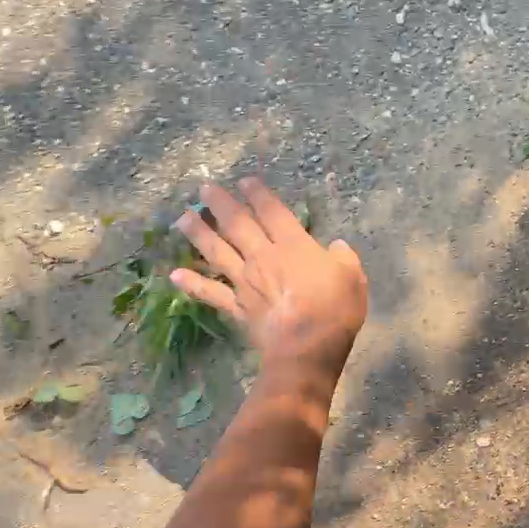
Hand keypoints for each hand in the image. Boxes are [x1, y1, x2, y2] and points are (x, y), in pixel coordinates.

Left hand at [170, 177, 368, 381]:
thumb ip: (343, 258)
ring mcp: (245, 282)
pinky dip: (193, 284)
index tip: (245, 181)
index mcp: (294, 246)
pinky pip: (210, 292)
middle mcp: (263, 257)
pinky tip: (175, 274)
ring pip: (217, 252)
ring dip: (198, 234)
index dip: (259, 196)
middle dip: (221, 205)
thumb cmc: (335, 308)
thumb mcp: (353, 276)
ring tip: (182, 218)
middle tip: (204, 189)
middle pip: (238, 225)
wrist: (306, 346)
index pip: (274, 213)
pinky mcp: (236, 306)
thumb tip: (336, 246)